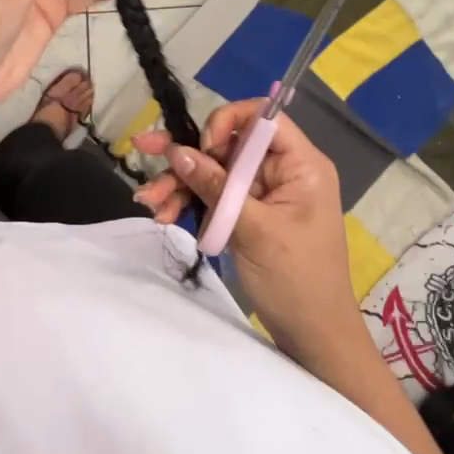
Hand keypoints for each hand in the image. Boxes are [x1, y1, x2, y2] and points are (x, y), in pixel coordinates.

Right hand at [132, 102, 358, 353]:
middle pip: (226, 143)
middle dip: (185, 155)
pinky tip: (163, 215)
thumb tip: (177, 151)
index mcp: (300, 165)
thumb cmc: (297, 280)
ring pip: (210, 169)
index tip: (202, 147)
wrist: (312, 335)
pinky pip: (209, 194)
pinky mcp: (243, 211)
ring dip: (177, 183)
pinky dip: (185, 202)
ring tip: (149, 203)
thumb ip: (215, 187)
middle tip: (142, 151)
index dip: (228, 121)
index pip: (262, 118)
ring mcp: (259, 192)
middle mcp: (279, 170)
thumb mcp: (254, 231)